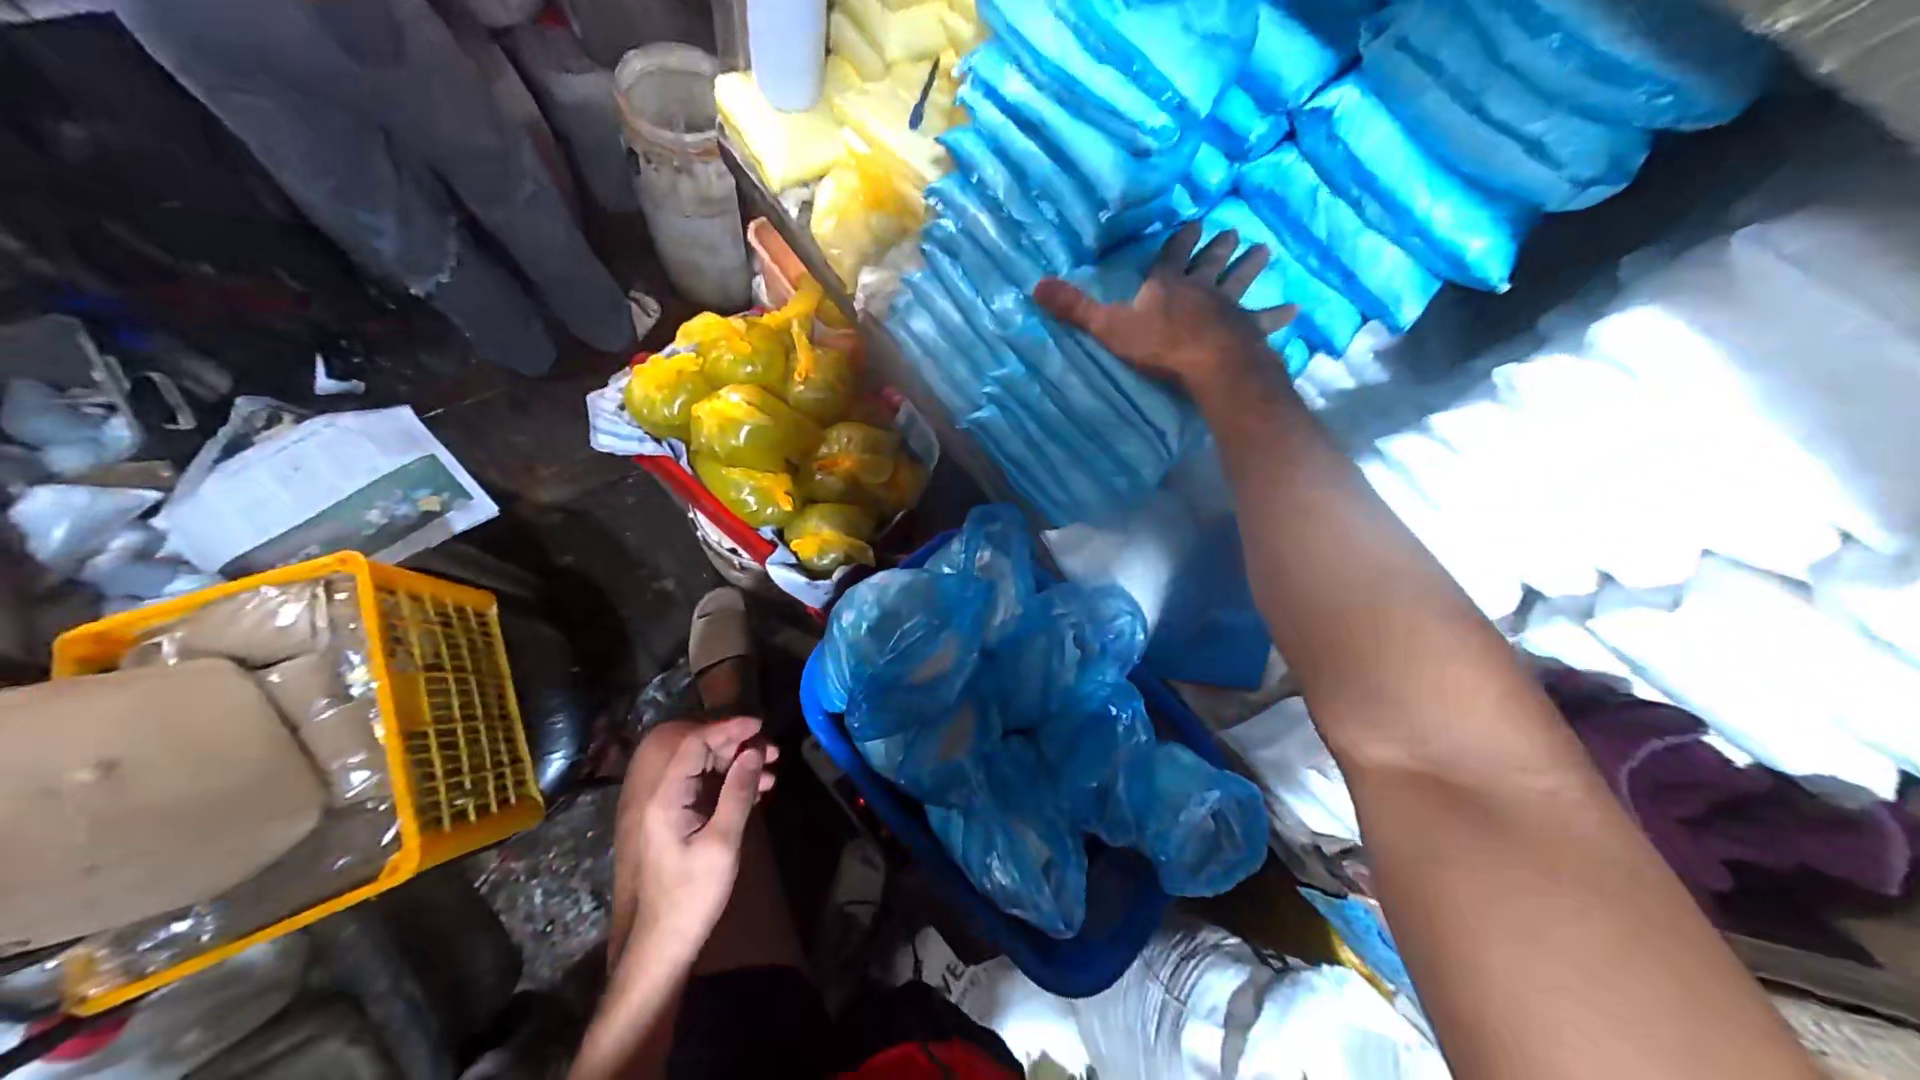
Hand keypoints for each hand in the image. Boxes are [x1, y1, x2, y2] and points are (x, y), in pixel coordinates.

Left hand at [616, 717, 777, 967]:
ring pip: (701, 766)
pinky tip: (756, 790)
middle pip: (696, 750)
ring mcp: (663, 808)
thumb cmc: (692, 896)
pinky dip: (728, 781)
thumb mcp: (722, 843)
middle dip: (735, 744)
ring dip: (735, 762)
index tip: (761, 726)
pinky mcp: (672, 820)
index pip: (694, 744)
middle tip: (771, 752)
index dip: (728, 729)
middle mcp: (658, 796)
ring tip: (771, 771)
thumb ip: (738, 793)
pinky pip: (701, 785)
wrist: (662, 944)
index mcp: (664, 798)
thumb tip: (753, 753)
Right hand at [1033, 222, 1294, 395]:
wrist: (1209, 364)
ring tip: (1264, 251)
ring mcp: (1228, 308)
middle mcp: (1201, 288)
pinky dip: (1278, 315)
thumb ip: (1075, 308)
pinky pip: (1265, 320)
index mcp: (1167, 284)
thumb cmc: (1159, 346)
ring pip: (1240, 281)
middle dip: (1218, 247)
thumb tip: (1035, 286)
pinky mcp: (1248, 330)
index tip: (1193, 223)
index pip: (1171, 254)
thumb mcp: (1109, 327)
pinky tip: (1295, 310)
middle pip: (1211, 262)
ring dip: (1250, 266)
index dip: (1179, 240)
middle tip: (1232, 232)